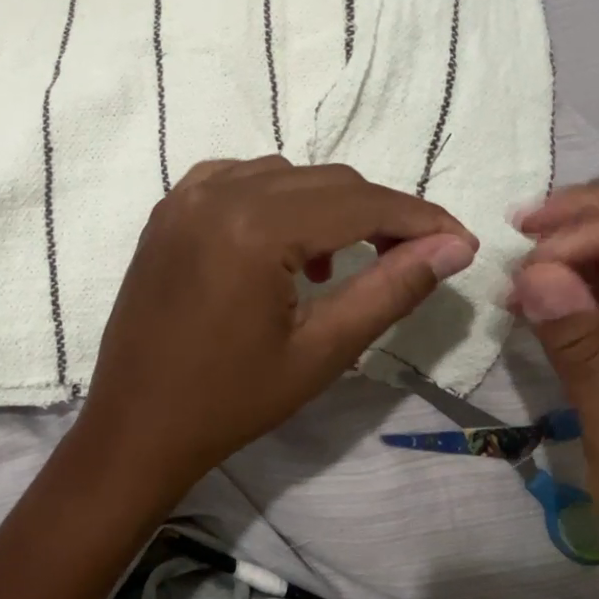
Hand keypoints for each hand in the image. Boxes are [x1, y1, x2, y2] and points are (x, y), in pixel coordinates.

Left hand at [74, 156, 478, 492]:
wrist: (137, 423)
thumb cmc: (231, 400)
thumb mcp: (322, 351)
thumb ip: (391, 289)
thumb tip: (454, 247)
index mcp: (253, 226)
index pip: (359, 202)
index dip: (419, 218)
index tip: (461, 242)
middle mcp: (216, 192)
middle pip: (324, 181)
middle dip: (376, 213)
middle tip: (411, 258)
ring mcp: (184, 196)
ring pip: (282, 175)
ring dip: (323, 207)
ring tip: (333, 269)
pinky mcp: (166, 210)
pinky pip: (235, 179)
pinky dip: (271, 199)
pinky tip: (277, 243)